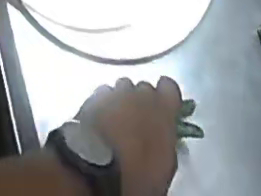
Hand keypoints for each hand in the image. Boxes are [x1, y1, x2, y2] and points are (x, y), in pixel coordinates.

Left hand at [78, 77, 183, 195]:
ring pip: (122, 88)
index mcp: (161, 110)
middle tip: (141, 122)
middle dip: (143, 101)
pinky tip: (103, 120)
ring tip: (120, 121)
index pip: (169, 86)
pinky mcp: (92, 97)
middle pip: (143, 88)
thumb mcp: (165, 163)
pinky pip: (103, 94)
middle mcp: (137, 95)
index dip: (167, 95)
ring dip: (123, 100)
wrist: (98, 168)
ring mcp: (112, 93)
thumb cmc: (140, 173)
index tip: (165, 107)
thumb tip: (163, 133)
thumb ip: (166, 139)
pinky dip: (105, 104)